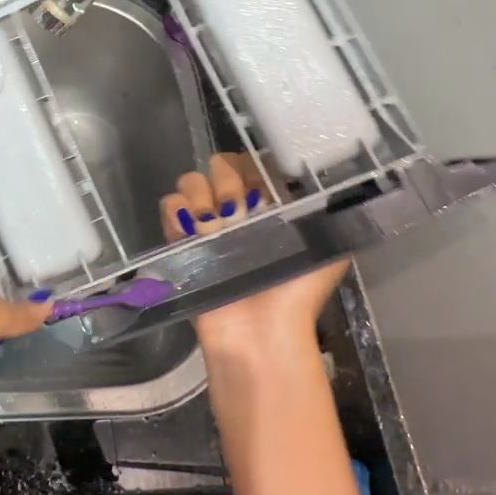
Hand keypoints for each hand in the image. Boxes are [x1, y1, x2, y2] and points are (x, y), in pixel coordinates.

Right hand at [160, 152, 348, 358]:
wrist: (259, 332)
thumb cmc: (295, 292)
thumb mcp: (325, 249)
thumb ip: (322, 213)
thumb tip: (309, 181)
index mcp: (272, 205)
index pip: (255, 162)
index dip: (254, 169)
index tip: (261, 193)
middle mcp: (237, 207)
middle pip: (219, 164)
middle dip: (226, 183)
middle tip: (236, 214)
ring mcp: (206, 222)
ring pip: (191, 180)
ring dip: (200, 197)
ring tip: (212, 227)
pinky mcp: (180, 239)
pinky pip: (169, 205)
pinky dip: (176, 212)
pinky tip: (190, 231)